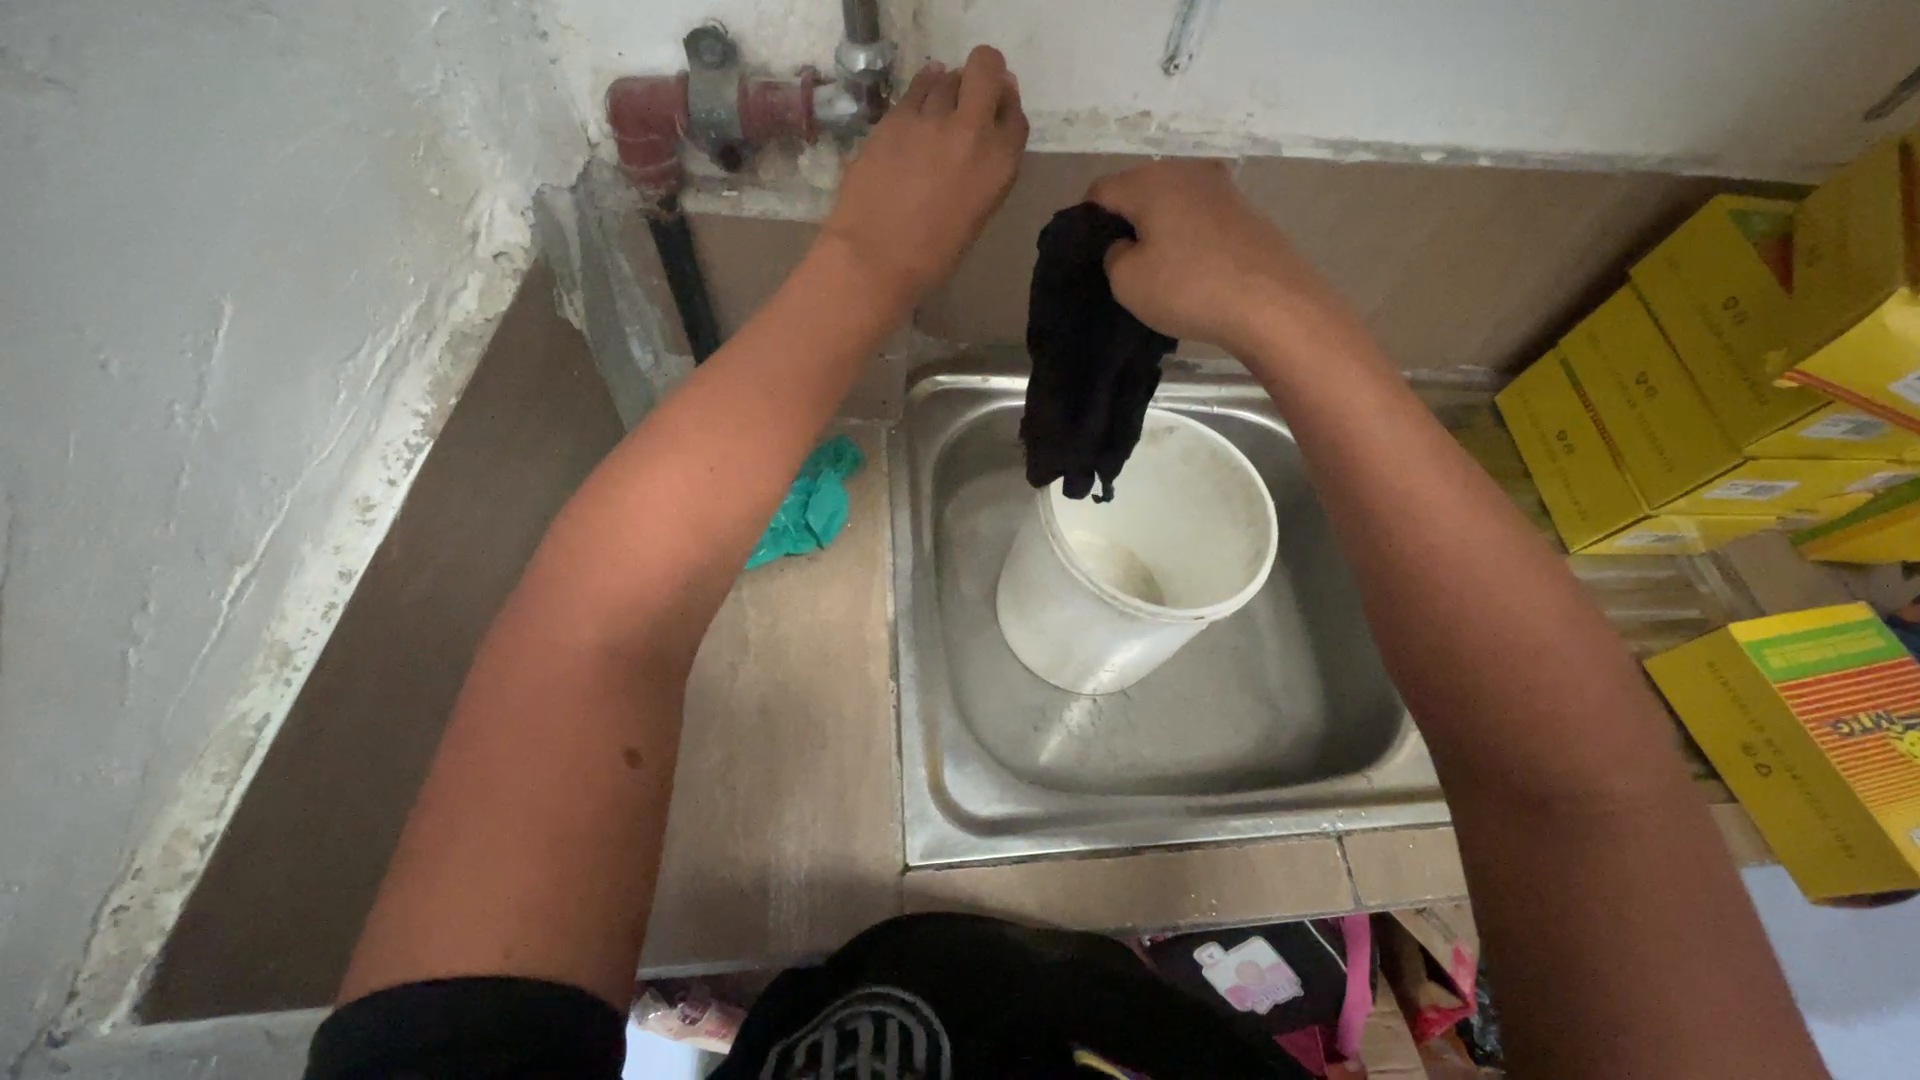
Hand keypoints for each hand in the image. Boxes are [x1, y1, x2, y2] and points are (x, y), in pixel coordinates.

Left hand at [819, 46, 1028, 303]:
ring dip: (947, 87)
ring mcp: (930, 119)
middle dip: (983, 74)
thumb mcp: (975, 216)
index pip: (1014, 115)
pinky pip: (914, 89)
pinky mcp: (894, 117)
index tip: (992, 116)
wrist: (875, 258)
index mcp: (999, 164)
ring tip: (936, 112)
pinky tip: (917, 107)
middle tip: (969, 96)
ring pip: (946, 77)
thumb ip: (984, 174)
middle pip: (986, 69)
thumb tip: (978, 145)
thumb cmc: (931, 255)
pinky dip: (920, 90)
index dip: (1003, 109)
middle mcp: (971, 130)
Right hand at [1088, 160, 1357, 359]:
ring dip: (1159, 229)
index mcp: (1151, 181)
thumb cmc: (1189, 288)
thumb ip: (1113, 255)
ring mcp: (1222, 188)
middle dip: (1125, 221)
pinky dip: (1189, 237)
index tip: (1089, 255)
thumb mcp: (1126, 281)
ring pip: (1172, 203)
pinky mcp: (1245, 211)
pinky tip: (1192, 269)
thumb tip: (1127, 244)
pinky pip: (1200, 218)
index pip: (1100, 191)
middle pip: (1139, 190)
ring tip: (1158, 269)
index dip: (1086, 222)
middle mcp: (1186, 171)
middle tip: (1121, 265)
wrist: (1272, 304)